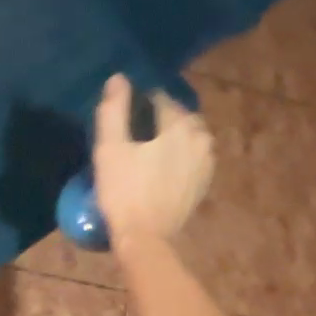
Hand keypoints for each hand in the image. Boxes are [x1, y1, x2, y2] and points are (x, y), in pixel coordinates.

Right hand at [92, 73, 215, 248]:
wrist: (146, 238)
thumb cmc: (124, 192)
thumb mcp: (109, 149)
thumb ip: (113, 110)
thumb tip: (118, 78)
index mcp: (180, 125)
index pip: (161, 99)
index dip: (140, 103)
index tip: (124, 115)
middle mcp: (200, 138)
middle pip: (179, 116)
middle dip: (160, 119)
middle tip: (135, 133)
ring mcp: (206, 163)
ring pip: (189, 137)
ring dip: (172, 137)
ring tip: (148, 150)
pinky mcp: (203, 183)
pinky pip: (193, 158)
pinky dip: (179, 156)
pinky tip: (160, 168)